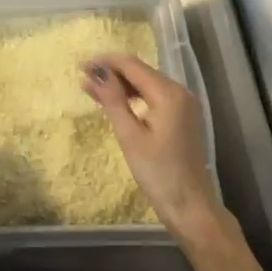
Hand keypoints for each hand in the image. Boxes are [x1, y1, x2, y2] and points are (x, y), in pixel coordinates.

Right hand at [81, 53, 225, 237]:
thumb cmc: (158, 173)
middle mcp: (180, 91)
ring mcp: (184, 104)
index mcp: (168, 93)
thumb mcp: (130, 136)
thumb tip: (95, 72)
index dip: (104, 62)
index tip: (80, 67)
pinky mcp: (183, 116)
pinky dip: (135, 96)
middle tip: (84, 81)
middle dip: (112, 73)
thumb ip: (113, 99)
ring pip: (147, 83)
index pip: (131, 64)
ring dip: (121, 84)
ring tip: (95, 92)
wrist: (191, 208)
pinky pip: (155, 96)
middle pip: (140, 71)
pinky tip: (118, 104)